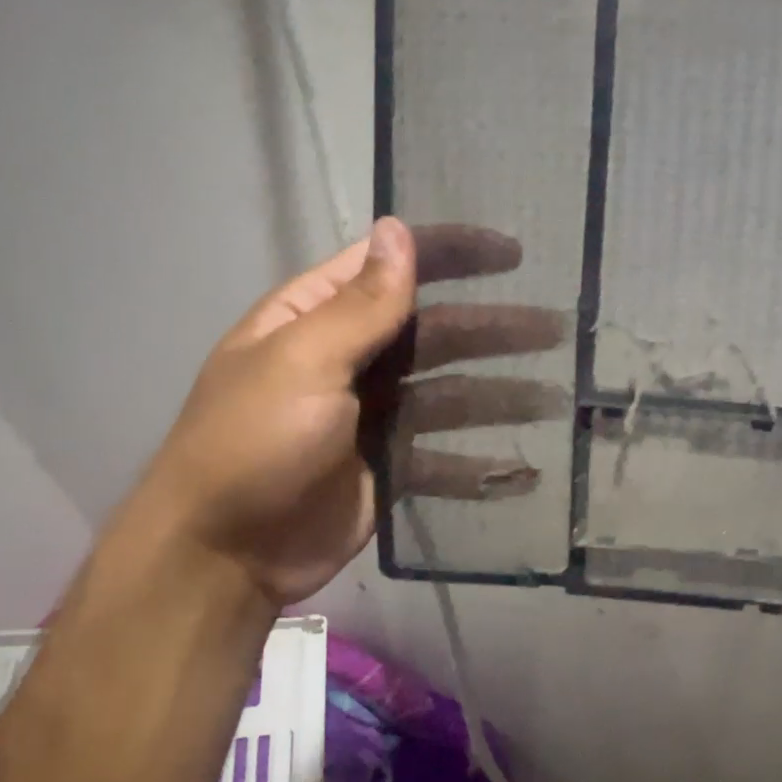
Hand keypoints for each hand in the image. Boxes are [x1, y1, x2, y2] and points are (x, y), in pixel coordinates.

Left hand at [120, 218, 565, 605]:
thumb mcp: (305, 363)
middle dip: (492, 332)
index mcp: (316, 318)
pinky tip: (524, 470)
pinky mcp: (387, 471)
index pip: (391, 268)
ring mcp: (370, 419)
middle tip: (555, 331)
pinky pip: (443, 459)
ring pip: (447, 396)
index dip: (451, 255)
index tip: (514, 255)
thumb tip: (397, 229)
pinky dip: (480, 465)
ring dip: (498, 396)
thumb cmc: (255, 443)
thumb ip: (361, 305)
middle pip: (432, 334)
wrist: (225, 552)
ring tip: (554, 399)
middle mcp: (348, 361)